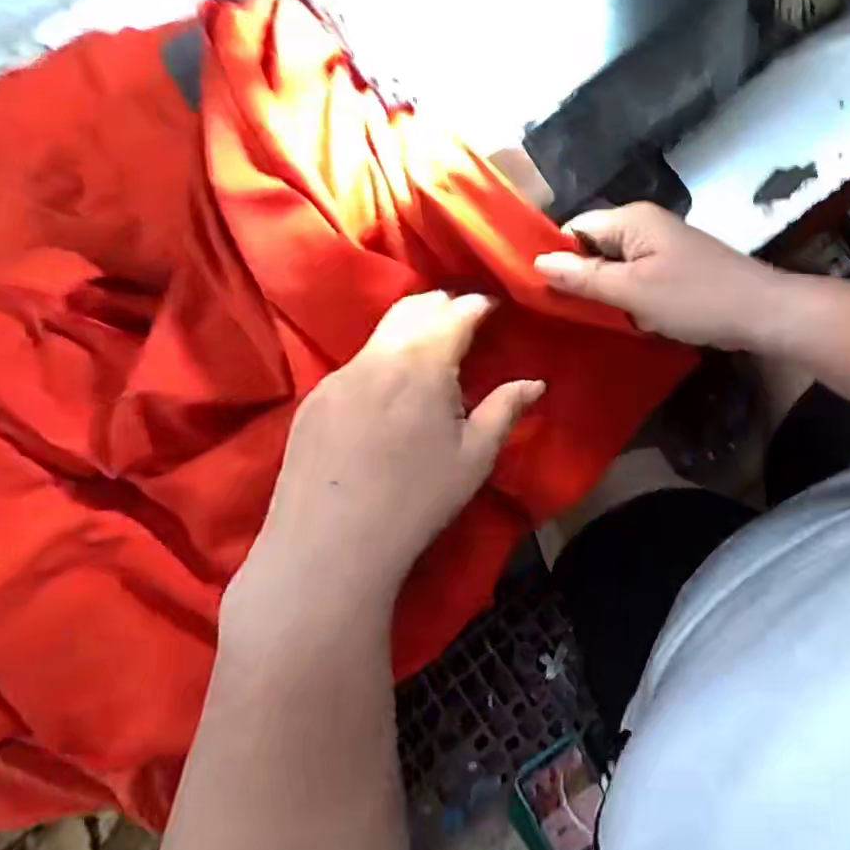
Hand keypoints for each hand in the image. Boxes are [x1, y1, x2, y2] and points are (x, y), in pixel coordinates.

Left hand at [232, 292, 544, 617]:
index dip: (478, 304)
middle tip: (465, 320)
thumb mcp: (474, 457)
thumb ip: (505, 410)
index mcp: (422, 363)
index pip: (455, 312)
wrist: (329, 544)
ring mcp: (337, 377)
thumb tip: (536, 383)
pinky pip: (355, 365)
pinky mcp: (313, 400)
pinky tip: (388, 399)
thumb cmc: (416, 500)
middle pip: (412, 308)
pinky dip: (382, 362)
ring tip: (430, 355)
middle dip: (443, 306)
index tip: (494, 307)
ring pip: (381, 334)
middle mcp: (377, 357)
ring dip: (411, 331)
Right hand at [534, 202, 789, 349]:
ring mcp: (663, 247)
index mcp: (631, 219)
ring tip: (590, 320)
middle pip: (594, 246)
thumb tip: (538, 261)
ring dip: (604, 292)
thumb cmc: (695, 299)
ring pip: (615, 266)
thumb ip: (584, 277)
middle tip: (564, 312)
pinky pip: (637, 278)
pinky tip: (625, 320)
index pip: (575, 227)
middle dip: (580, 277)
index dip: (555, 256)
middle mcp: (645, 225)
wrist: (762, 312)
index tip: (540, 291)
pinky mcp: (676, 268)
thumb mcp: (633, 292)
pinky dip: (628, 298)